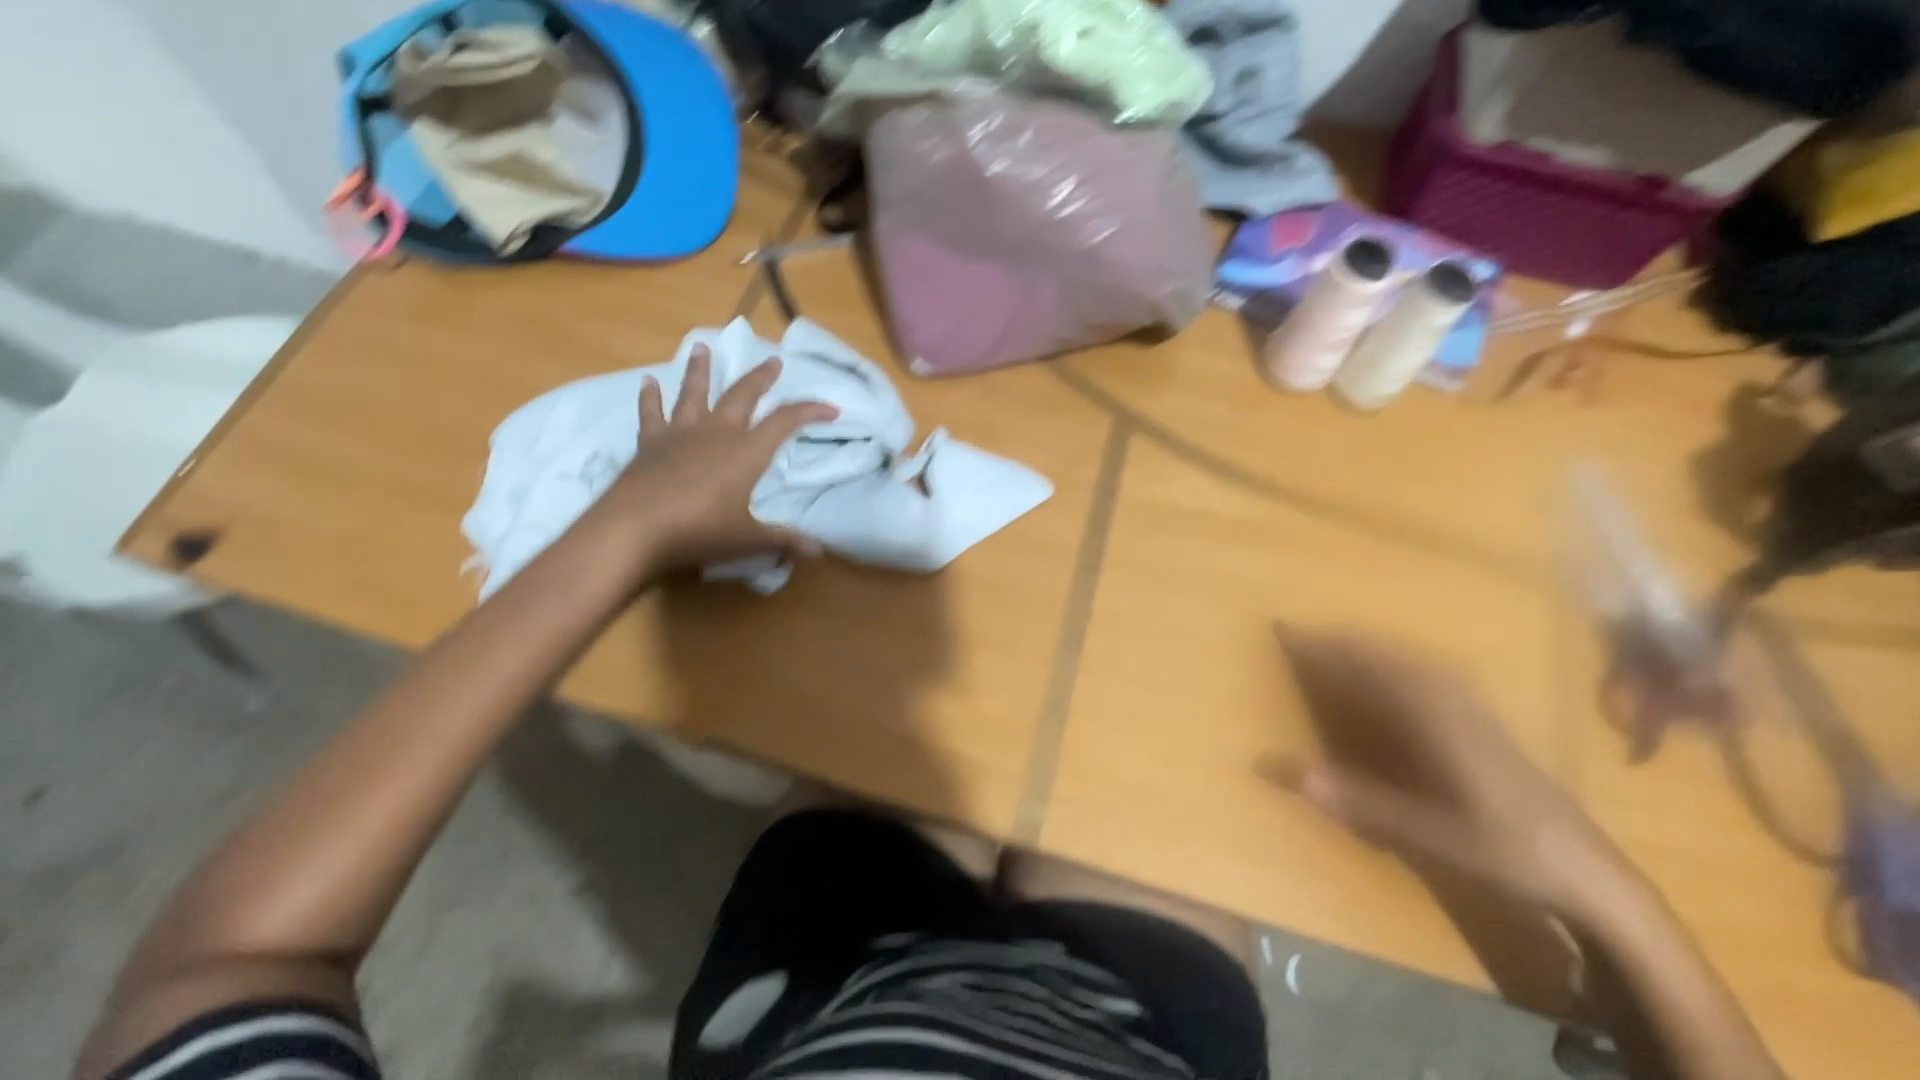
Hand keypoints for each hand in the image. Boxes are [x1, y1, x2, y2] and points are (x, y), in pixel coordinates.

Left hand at [597, 346, 836, 571]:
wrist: (635, 529)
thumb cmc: (699, 532)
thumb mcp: (747, 541)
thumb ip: (781, 541)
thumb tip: (817, 551)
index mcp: (747, 452)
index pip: (785, 421)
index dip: (810, 411)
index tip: (831, 408)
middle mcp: (717, 432)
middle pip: (743, 394)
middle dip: (760, 377)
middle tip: (772, 360)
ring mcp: (680, 433)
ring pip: (694, 392)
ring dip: (700, 369)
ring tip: (702, 347)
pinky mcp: (649, 443)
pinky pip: (651, 413)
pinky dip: (650, 397)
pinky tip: (647, 382)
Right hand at [1270, 630, 1628, 915]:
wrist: (1593, 876)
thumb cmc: (1510, 854)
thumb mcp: (1431, 836)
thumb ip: (1361, 802)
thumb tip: (1288, 770)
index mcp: (1444, 722)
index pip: (1376, 670)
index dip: (1331, 651)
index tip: (1291, 635)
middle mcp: (1461, 706)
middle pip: (1396, 658)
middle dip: (1348, 644)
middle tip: (1303, 638)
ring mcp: (1479, 714)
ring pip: (1418, 665)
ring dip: (1375, 652)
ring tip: (1338, 650)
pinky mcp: (1489, 728)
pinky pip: (1434, 678)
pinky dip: (1401, 667)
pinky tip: (1395, 680)